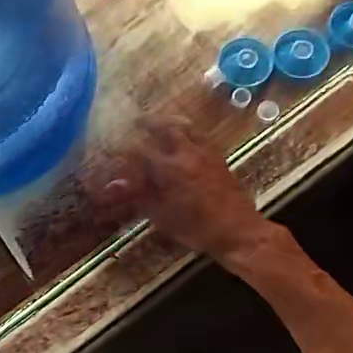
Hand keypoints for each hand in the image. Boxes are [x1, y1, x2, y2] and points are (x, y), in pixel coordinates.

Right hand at [94, 115, 276, 260]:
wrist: (237, 230)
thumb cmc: (197, 229)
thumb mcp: (162, 217)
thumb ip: (140, 196)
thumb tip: (116, 186)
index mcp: (169, 168)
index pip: (139, 149)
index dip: (123, 148)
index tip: (114, 148)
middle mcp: (186, 153)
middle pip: (165, 127)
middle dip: (147, 122)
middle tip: (136, 122)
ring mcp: (206, 153)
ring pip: (185, 127)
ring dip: (170, 122)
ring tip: (160, 123)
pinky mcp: (219, 157)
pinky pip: (200, 136)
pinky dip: (188, 131)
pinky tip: (184, 139)